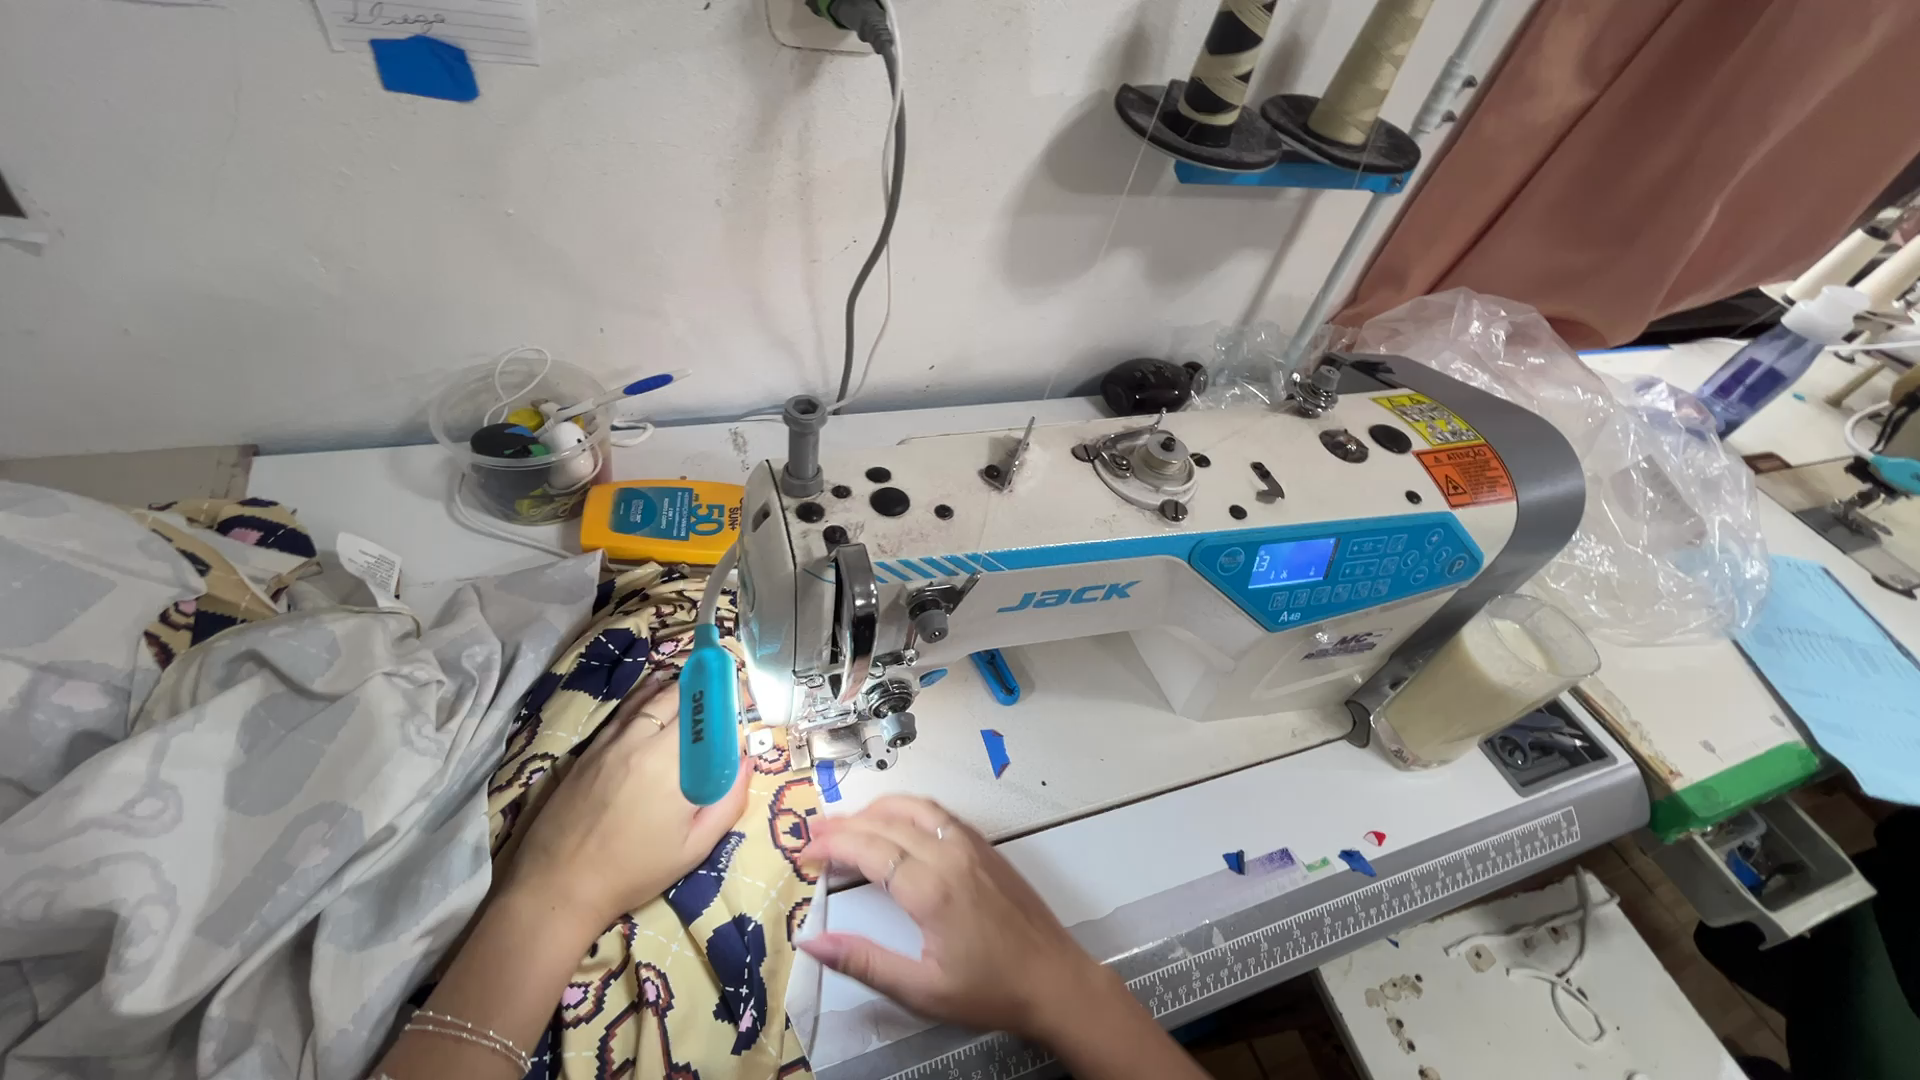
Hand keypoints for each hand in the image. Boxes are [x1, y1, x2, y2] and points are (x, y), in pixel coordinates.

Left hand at [499, 689, 748, 932]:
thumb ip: (728, 802)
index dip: (730, 704)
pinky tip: (656, 692)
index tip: (745, 702)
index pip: (709, 716)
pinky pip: (625, 710)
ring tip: (697, 681)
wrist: (557, 886)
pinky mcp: (591, 748)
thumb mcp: (695, 848)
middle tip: (724, 692)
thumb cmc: (633, 872)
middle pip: (680, 697)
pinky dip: (646, 695)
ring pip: (651, 697)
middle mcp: (642, 742)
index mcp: (672, 766)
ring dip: (677, 687)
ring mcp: (612, 741)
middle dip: (706, 690)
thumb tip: (746, 761)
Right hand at [796, 795, 1117, 1041]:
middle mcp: (949, 854)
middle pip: (886, 824)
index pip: (870, 850)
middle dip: (845, 825)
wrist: (1054, 979)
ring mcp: (971, 844)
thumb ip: (864, 962)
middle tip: (813, 833)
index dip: (834, 846)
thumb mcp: (921, 989)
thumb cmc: (989, 990)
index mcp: (931, 889)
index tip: (804, 850)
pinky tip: (894, 821)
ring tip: (846, 822)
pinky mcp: (985, 845)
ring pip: (914, 808)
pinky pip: (938, 812)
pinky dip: (906, 809)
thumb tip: (813, 942)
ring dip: (875, 810)